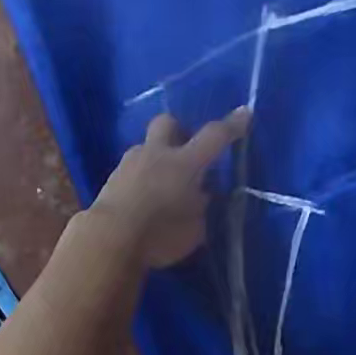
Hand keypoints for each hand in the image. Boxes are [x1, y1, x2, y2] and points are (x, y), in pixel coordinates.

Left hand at [84, 108, 250, 267]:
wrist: (110, 239)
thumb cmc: (161, 234)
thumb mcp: (195, 228)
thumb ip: (201, 206)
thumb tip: (200, 195)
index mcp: (185, 164)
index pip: (213, 137)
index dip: (231, 126)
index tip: (244, 114)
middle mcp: (156, 154)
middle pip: (168, 124)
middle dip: (180, 132)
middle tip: (188, 152)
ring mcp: (130, 164)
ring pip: (146, 148)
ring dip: (157, 161)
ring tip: (163, 188)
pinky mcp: (111, 180)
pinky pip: (132, 171)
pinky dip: (142, 180)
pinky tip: (144, 201)